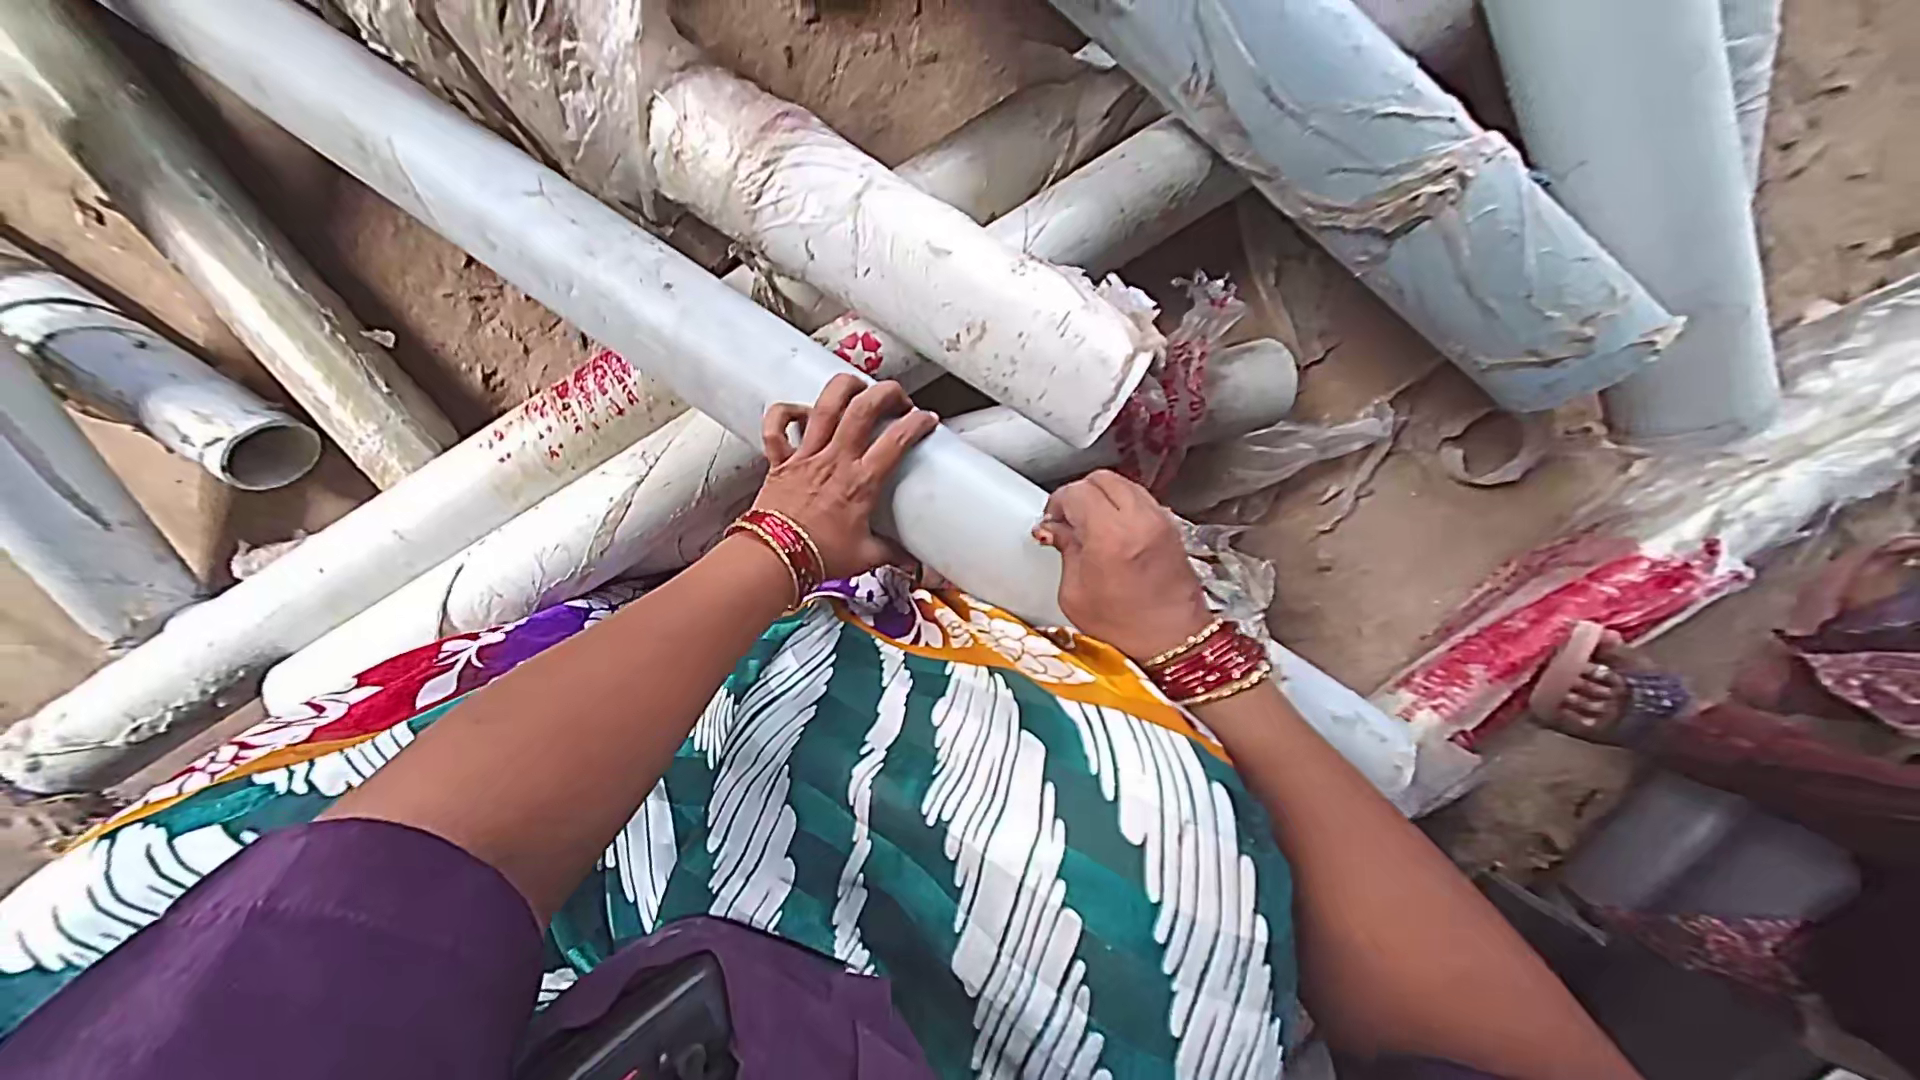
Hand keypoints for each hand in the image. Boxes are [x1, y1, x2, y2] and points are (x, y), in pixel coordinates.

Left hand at [756, 374, 937, 578]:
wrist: (773, 561)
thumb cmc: (816, 557)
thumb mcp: (865, 556)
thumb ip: (891, 553)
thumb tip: (911, 562)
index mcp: (860, 483)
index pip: (897, 440)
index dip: (917, 423)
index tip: (926, 420)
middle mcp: (834, 462)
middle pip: (862, 408)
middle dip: (885, 393)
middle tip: (897, 397)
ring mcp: (806, 457)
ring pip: (825, 405)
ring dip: (845, 388)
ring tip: (859, 386)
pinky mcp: (781, 461)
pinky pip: (777, 425)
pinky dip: (786, 411)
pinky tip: (801, 410)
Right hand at [1033, 470, 1212, 660]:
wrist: (1174, 643)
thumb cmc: (1126, 629)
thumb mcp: (1074, 594)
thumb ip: (1065, 551)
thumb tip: (1055, 529)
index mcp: (1111, 537)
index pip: (1076, 493)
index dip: (1057, 503)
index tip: (1052, 520)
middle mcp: (1139, 521)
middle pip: (1101, 479)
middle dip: (1078, 493)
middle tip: (1067, 518)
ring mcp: (1159, 521)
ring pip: (1122, 483)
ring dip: (1101, 496)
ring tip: (1089, 524)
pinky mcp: (1171, 527)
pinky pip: (1140, 498)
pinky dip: (1121, 504)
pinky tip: (1111, 528)